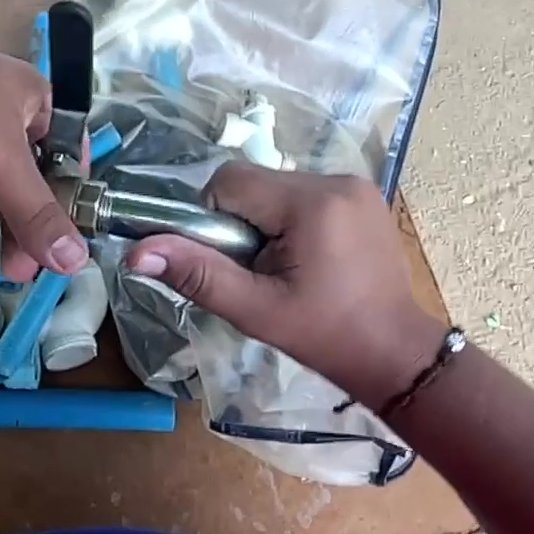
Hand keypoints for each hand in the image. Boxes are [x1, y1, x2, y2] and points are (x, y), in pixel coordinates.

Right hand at [124, 163, 443, 409]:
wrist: (395, 354)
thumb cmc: (325, 336)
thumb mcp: (255, 310)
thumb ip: (197, 275)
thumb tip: (137, 253)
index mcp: (312, 203)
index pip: (228, 182)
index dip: (213, 220)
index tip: (235, 262)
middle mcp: (336, 179)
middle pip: (253, 182)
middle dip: (241, 223)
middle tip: (261, 272)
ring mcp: (355, 185)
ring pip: (275, 188)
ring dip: (265, 223)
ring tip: (287, 270)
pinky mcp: (362, 196)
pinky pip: (302, 195)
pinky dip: (290, 221)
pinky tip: (308, 259)